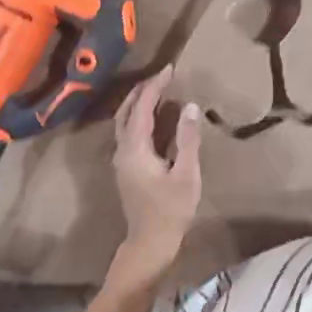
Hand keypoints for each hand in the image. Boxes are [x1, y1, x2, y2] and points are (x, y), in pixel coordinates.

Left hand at [110, 64, 202, 290]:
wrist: (149, 242)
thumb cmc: (171, 210)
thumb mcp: (186, 174)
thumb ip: (187, 139)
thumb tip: (189, 106)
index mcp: (135, 148)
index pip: (142, 107)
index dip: (155, 86)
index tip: (169, 69)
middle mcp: (122, 150)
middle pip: (127, 111)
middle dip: (143, 90)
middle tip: (162, 76)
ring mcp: (121, 160)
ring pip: (124, 121)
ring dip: (138, 103)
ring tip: (157, 90)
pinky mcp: (126, 168)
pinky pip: (128, 132)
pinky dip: (139, 117)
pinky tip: (154, 118)